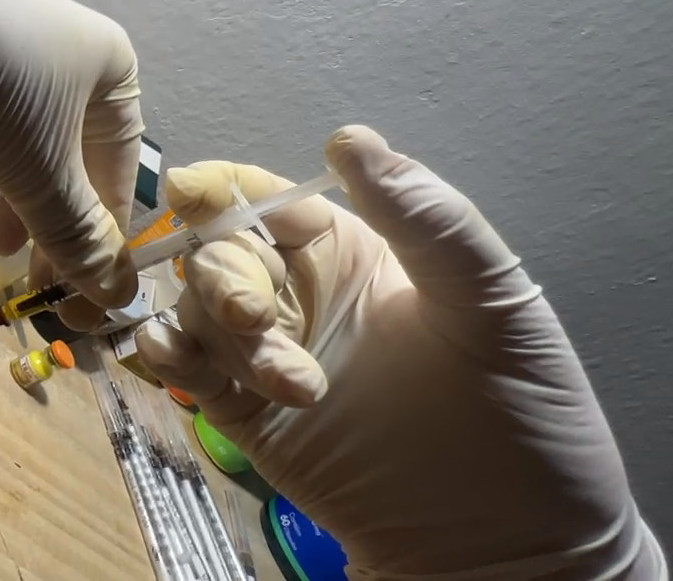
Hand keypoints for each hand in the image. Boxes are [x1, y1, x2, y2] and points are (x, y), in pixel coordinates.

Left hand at [0, 0, 144, 305]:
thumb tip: (118, 296)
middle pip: (69, 148)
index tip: (79, 280)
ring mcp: (1, 38)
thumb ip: (74, 232)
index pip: (118, 161)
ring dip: (12, 190)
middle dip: (50, 212)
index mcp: (106, 61)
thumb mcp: (32, 167)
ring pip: (21, 133)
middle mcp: (61, 43)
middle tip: (25, 268)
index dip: (103, 226)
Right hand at [137, 126, 663, 578]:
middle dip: (224, 275)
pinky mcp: (227, 396)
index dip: (219, 186)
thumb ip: (431, 224)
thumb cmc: (517, 420)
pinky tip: (171, 353)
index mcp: (340, 252)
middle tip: (256, 318)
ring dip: (222, 334)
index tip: (193, 191)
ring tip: (291, 386)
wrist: (502, 549)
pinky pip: (174, 355)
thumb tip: (351, 138)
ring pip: (194, 304)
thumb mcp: (493, 313)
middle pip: (214, 250)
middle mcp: (288, 289)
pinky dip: (161, 346)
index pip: (261, 198)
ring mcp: (252, 344)